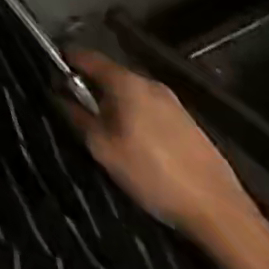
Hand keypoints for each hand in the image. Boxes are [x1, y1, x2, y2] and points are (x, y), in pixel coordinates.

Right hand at [64, 49, 258, 236]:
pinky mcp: (187, 123)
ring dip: (111, 102)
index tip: (48, 73)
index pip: (86, 56)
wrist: (219, 212)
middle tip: (71, 107)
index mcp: (127, 83)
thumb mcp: (101, 147)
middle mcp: (150, 84)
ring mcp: (173, 103)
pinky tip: (131, 141)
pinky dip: (132, 115)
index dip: (64, 60)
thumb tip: (58, 94)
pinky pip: (148, 108)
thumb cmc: (152, 174)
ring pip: (129, 92)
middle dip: (87, 85)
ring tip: (99, 128)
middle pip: (109, 74)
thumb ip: (76, 115)